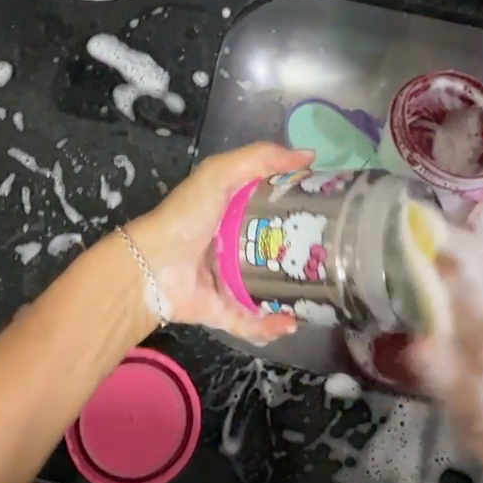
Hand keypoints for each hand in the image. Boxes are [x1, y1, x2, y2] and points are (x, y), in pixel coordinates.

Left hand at [122, 142, 313, 344]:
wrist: (151, 265)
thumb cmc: (187, 215)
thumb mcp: (220, 173)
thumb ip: (260, 158)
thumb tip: (309, 155)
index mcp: (234, 213)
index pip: (274, 209)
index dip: (300, 208)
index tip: (330, 212)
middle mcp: (233, 247)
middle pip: (277, 253)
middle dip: (303, 259)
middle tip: (330, 260)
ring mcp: (228, 281)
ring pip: (269, 292)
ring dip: (293, 299)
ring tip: (318, 299)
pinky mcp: (221, 310)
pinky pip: (252, 322)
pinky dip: (270, 327)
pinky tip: (288, 323)